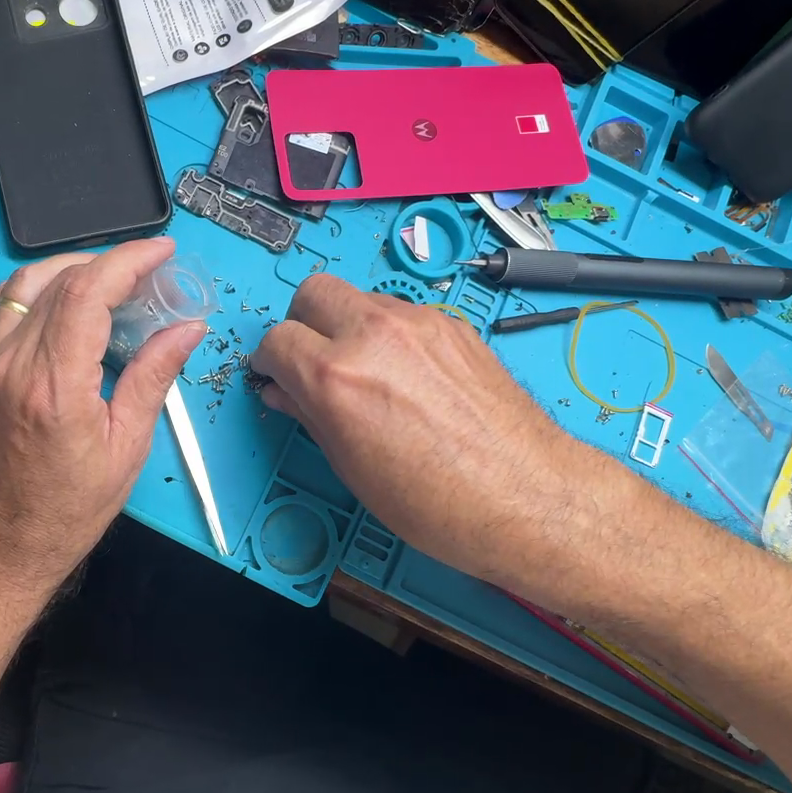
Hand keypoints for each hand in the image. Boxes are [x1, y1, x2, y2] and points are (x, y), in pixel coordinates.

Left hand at [0, 237, 205, 591]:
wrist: (8, 539)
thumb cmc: (72, 505)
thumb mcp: (128, 446)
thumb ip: (154, 377)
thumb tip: (187, 328)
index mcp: (55, 384)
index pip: (87, 291)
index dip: (128, 260)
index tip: (160, 253)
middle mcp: (10, 365)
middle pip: (57, 280)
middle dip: (106, 265)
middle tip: (142, 275)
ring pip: (19, 285)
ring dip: (65, 271)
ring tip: (102, 282)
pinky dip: (24, 292)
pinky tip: (50, 302)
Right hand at [251, 274, 611, 589]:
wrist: (523, 497)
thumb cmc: (438, 500)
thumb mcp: (349, 464)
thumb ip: (309, 414)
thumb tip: (285, 392)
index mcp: (336, 375)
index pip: (276, 339)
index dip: (268, 362)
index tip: (274, 376)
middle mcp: (375, 334)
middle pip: (313, 292)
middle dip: (301, 324)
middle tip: (307, 361)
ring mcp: (419, 323)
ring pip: (359, 297)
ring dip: (345, 325)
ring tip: (359, 372)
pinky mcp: (453, 325)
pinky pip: (401, 312)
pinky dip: (387, 333)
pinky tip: (400, 375)